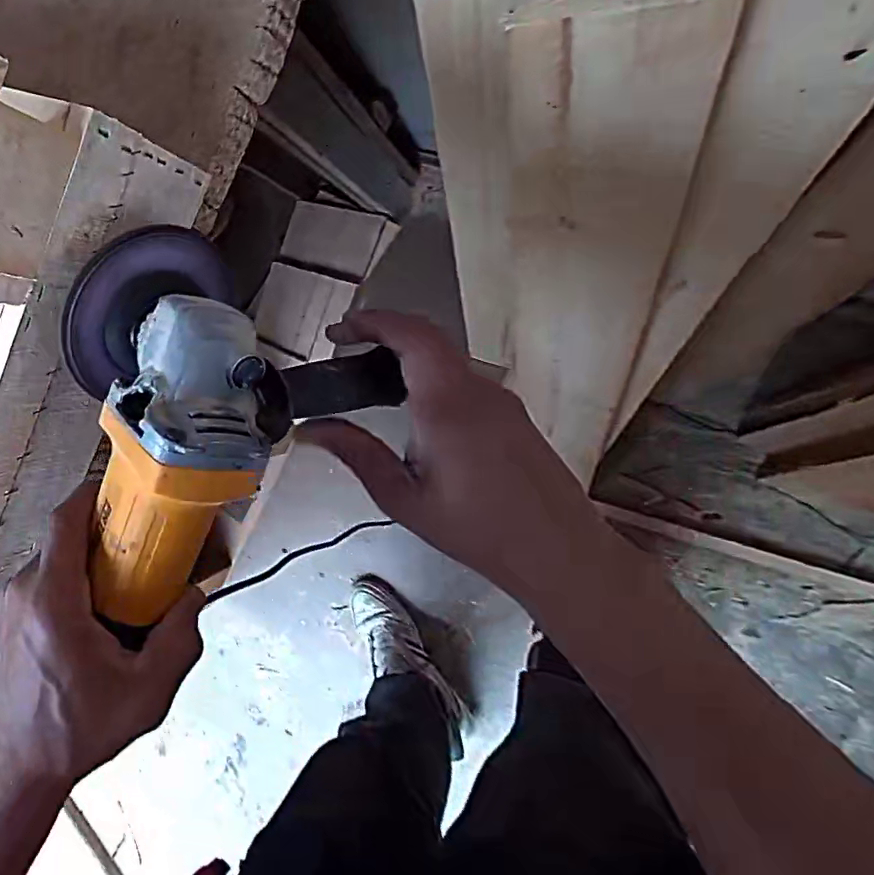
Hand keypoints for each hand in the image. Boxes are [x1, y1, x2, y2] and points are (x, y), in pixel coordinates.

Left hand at [0, 480, 205, 786]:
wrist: (12, 767)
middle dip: (106, 530)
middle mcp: (26, 591)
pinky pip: (47, 576)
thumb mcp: (143, 694)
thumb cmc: (67, 732)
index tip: (122, 486)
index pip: (65, 520)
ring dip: (92, 557)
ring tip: (128, 580)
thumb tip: (193, 600)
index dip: (93, 493)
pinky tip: (102, 609)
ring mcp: (14, 602)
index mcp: (52, 600)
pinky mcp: (12, 614)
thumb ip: (178, 642)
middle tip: (142, 538)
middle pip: (66, 535)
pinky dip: (76, 578)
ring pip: (57, 556)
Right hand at [297, 310, 615, 602]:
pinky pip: (462, 376)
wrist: (561, 553)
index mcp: (447, 406)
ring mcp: (500, 399)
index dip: (371, 321)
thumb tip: (313, 431)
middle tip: (348, 344)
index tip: (341, 330)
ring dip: (405, 351)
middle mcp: (477, 391)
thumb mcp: (403, 498)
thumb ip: (356, 454)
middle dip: (382, 330)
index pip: (411, 335)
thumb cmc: (483, 530)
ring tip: (371, 374)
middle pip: (427, 335)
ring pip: (446, 354)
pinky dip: (427, 372)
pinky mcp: (510, 412)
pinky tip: (411, 405)